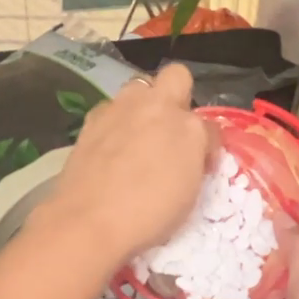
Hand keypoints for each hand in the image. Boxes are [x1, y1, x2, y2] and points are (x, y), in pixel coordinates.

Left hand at [35, 65, 213, 267]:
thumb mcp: (189, 196)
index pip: (210, 126)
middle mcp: (157, 107)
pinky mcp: (92, 119)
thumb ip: (192, 164)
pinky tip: (111, 146)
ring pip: (139, 86)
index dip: (207, 146)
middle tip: (172, 129)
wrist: (89, 221)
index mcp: (189, 128)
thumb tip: (188, 155)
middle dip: (179, 95)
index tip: (200, 164)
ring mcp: (121, 108)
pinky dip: (116, 121)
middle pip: (177, 76)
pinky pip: (111, 108)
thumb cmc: (148, 217)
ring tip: (139, 134)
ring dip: (144, 104)